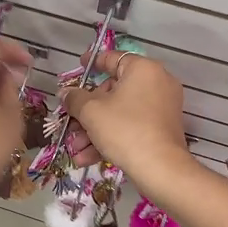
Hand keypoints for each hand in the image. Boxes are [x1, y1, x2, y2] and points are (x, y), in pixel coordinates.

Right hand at [62, 50, 193, 187]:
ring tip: (76, 149)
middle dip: (87, 112)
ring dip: (93, 131)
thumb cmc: (124, 129)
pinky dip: (110, 139)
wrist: (160, 168)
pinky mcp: (161, 130)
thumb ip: (74, 98)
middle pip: (113, 92)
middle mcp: (156, 83)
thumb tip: (66, 93)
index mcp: (142, 70)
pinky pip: (131, 127)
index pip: (114, 58)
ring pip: (119, 114)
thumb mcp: (91, 111)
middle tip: (71, 124)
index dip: (93, 62)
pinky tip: (87, 159)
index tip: (79, 66)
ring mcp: (161, 108)